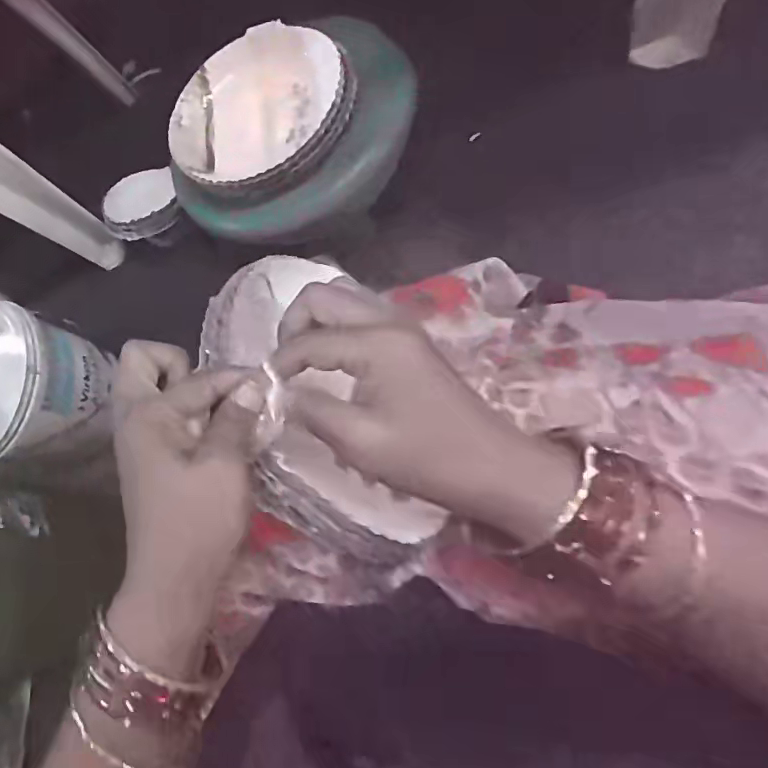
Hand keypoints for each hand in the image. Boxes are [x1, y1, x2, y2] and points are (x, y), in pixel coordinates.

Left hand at [108, 341, 260, 666]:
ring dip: (183, 388)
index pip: (194, 378)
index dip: (234, 378)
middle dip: (180, 365)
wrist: (171, 581)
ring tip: (222, 414)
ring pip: (149, 385)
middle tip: (217, 395)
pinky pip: (159, 412)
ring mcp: (135, 434)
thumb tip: (250, 382)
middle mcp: (130, 415)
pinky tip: (216, 432)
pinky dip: (184, 411)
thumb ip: (235, 420)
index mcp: (143, 413)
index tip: (267, 382)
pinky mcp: (146, 453)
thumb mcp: (224, 468)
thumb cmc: (198, 524)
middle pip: (142, 361)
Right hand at [269, 282, 579, 543]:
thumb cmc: (429, 459)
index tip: (266, 389)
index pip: (306, 340)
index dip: (279, 363)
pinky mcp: (408, 338)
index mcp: (376, 343)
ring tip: (304, 357)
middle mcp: (387, 321)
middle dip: (291, 325)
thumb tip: (279, 393)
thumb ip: (310, 410)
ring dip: (313, 320)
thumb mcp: (359, 442)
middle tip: (285, 363)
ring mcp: (402, 326)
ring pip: (340, 296)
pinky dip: (334, 326)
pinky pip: (358, 311)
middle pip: (320, 295)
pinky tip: (331, 359)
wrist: (501, 471)